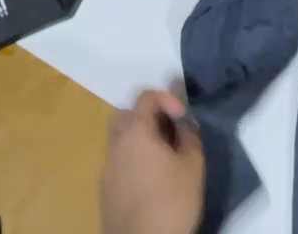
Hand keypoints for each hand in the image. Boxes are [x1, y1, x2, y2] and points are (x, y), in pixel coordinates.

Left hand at [100, 88, 204, 233]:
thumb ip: (189, 135)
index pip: (145, 96)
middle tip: (166, 131)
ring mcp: (106, 169)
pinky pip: (117, 162)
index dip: (167, 99)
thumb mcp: (193, 165)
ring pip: (119, 140)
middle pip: (124, 114)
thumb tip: (184, 124)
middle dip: (146, 116)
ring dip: (139, 140)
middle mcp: (115, 145)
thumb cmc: (171, 201)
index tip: (182, 119)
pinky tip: (150, 180)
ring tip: (162, 158)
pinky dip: (132, 160)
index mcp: (135, 132)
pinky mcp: (104, 191)